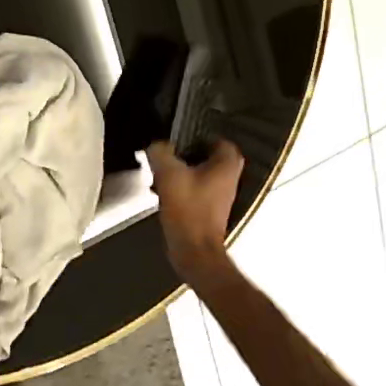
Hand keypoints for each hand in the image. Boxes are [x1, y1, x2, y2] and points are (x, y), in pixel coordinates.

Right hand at [146, 138, 244, 287]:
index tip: (179, 138)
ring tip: (159, 174)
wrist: (193, 250)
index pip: (218, 139)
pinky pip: (194, 190)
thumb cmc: (188, 210)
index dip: (197, 136)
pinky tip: (161, 193)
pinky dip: (179, 188)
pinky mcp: (208, 210)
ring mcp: (219, 196)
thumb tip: (156, 145)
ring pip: (198, 174)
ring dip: (180, 172)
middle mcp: (228, 179)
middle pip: (206, 156)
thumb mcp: (168, 173)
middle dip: (185, 155)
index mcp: (226, 165)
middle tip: (167, 155)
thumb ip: (160, 152)